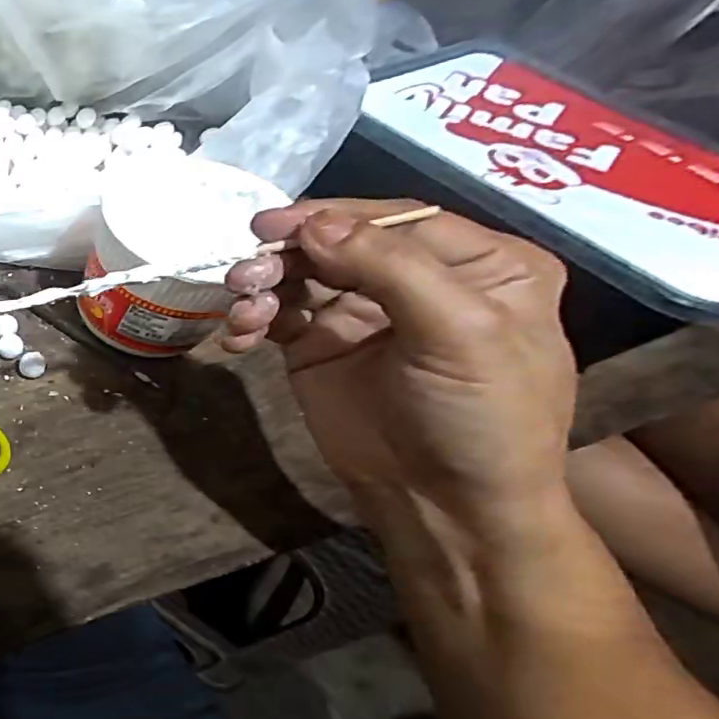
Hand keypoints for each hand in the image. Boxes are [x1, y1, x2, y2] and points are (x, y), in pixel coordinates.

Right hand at [218, 199, 576, 518]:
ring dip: (262, 288)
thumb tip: (312, 225)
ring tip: (241, 312)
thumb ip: (392, 269)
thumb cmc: (479, 415)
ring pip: (300, 278)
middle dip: (288, 256)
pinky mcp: (316, 346)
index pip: (399, 221)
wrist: (440, 501)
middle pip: (338, 245)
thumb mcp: (458, 333)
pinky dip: (252, 321)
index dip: (335, 217)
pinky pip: (276, 316)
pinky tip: (239, 338)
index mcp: (479, 265)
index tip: (273, 226)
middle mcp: (416, 280)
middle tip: (243, 273)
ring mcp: (360, 314)